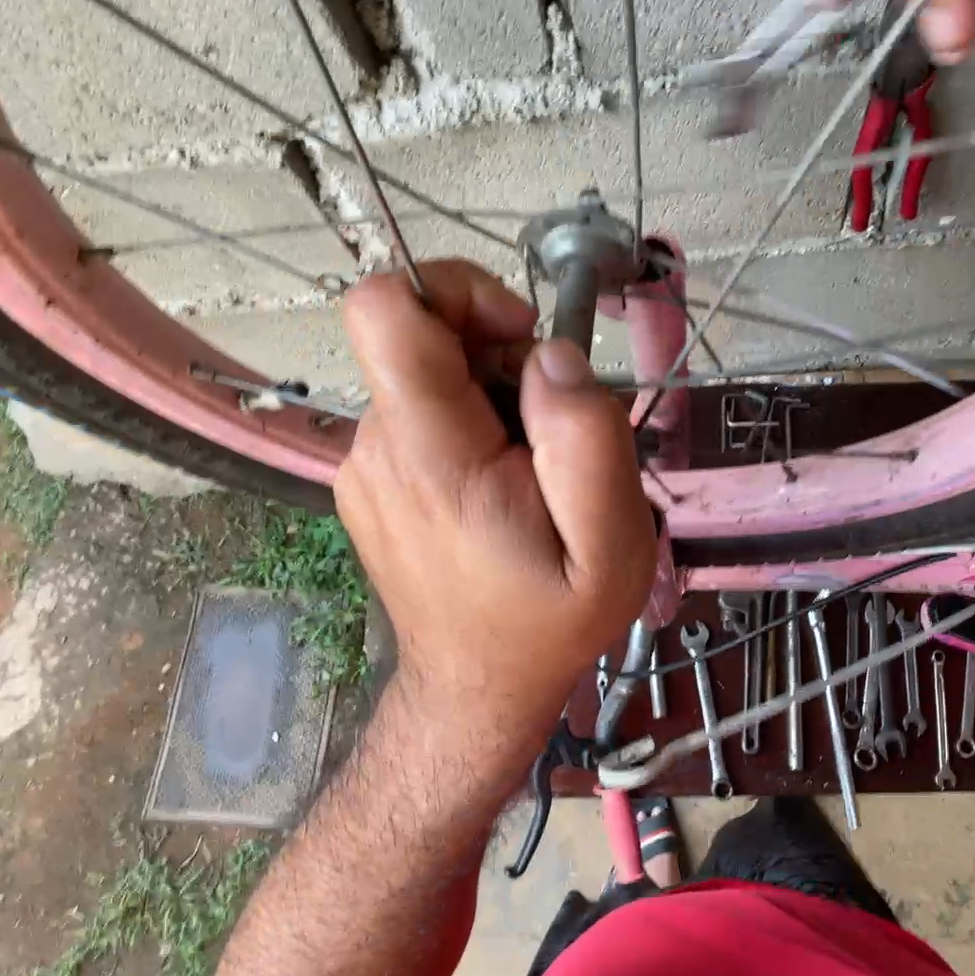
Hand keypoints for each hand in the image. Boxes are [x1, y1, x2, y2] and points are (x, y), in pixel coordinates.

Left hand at [335, 259, 655, 732]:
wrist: (478, 686)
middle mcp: (376, 446)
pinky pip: (423, 410)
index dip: (458, 289)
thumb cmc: (550, 619)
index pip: (385, 307)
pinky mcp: (370, 475)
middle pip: (426, 337)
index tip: (519, 338)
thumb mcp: (610, 544)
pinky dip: (469, 424)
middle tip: (546, 437)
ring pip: (431, 372)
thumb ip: (587, 438)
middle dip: (500, 359)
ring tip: (527, 472)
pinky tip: (498, 486)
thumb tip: (552, 356)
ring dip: (492, 396)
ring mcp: (364, 462)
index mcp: (428, 454)